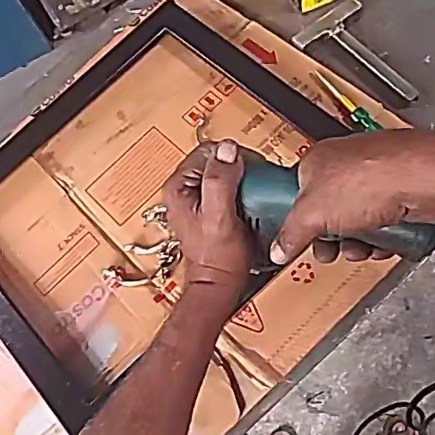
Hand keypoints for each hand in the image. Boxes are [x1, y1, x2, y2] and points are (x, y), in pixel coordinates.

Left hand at [162, 140, 251, 297]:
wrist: (219, 284)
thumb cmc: (216, 258)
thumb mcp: (219, 216)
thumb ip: (219, 181)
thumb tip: (227, 150)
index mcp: (179, 187)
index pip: (208, 151)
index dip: (233, 156)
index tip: (251, 168)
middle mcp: (185, 191)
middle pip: (217, 160)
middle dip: (240, 168)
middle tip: (256, 182)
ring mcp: (198, 201)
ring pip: (225, 173)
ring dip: (243, 180)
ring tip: (255, 193)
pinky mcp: (211, 210)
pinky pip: (229, 189)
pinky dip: (243, 192)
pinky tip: (250, 203)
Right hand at [270, 131, 434, 264]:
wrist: (423, 181)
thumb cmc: (373, 178)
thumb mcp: (312, 215)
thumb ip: (291, 234)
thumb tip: (278, 248)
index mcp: (316, 161)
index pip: (294, 193)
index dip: (295, 220)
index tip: (295, 239)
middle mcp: (344, 166)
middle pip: (326, 213)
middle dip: (329, 239)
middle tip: (330, 251)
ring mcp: (373, 181)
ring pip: (355, 222)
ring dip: (356, 243)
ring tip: (361, 248)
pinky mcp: (397, 196)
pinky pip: (380, 225)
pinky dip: (380, 239)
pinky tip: (382, 243)